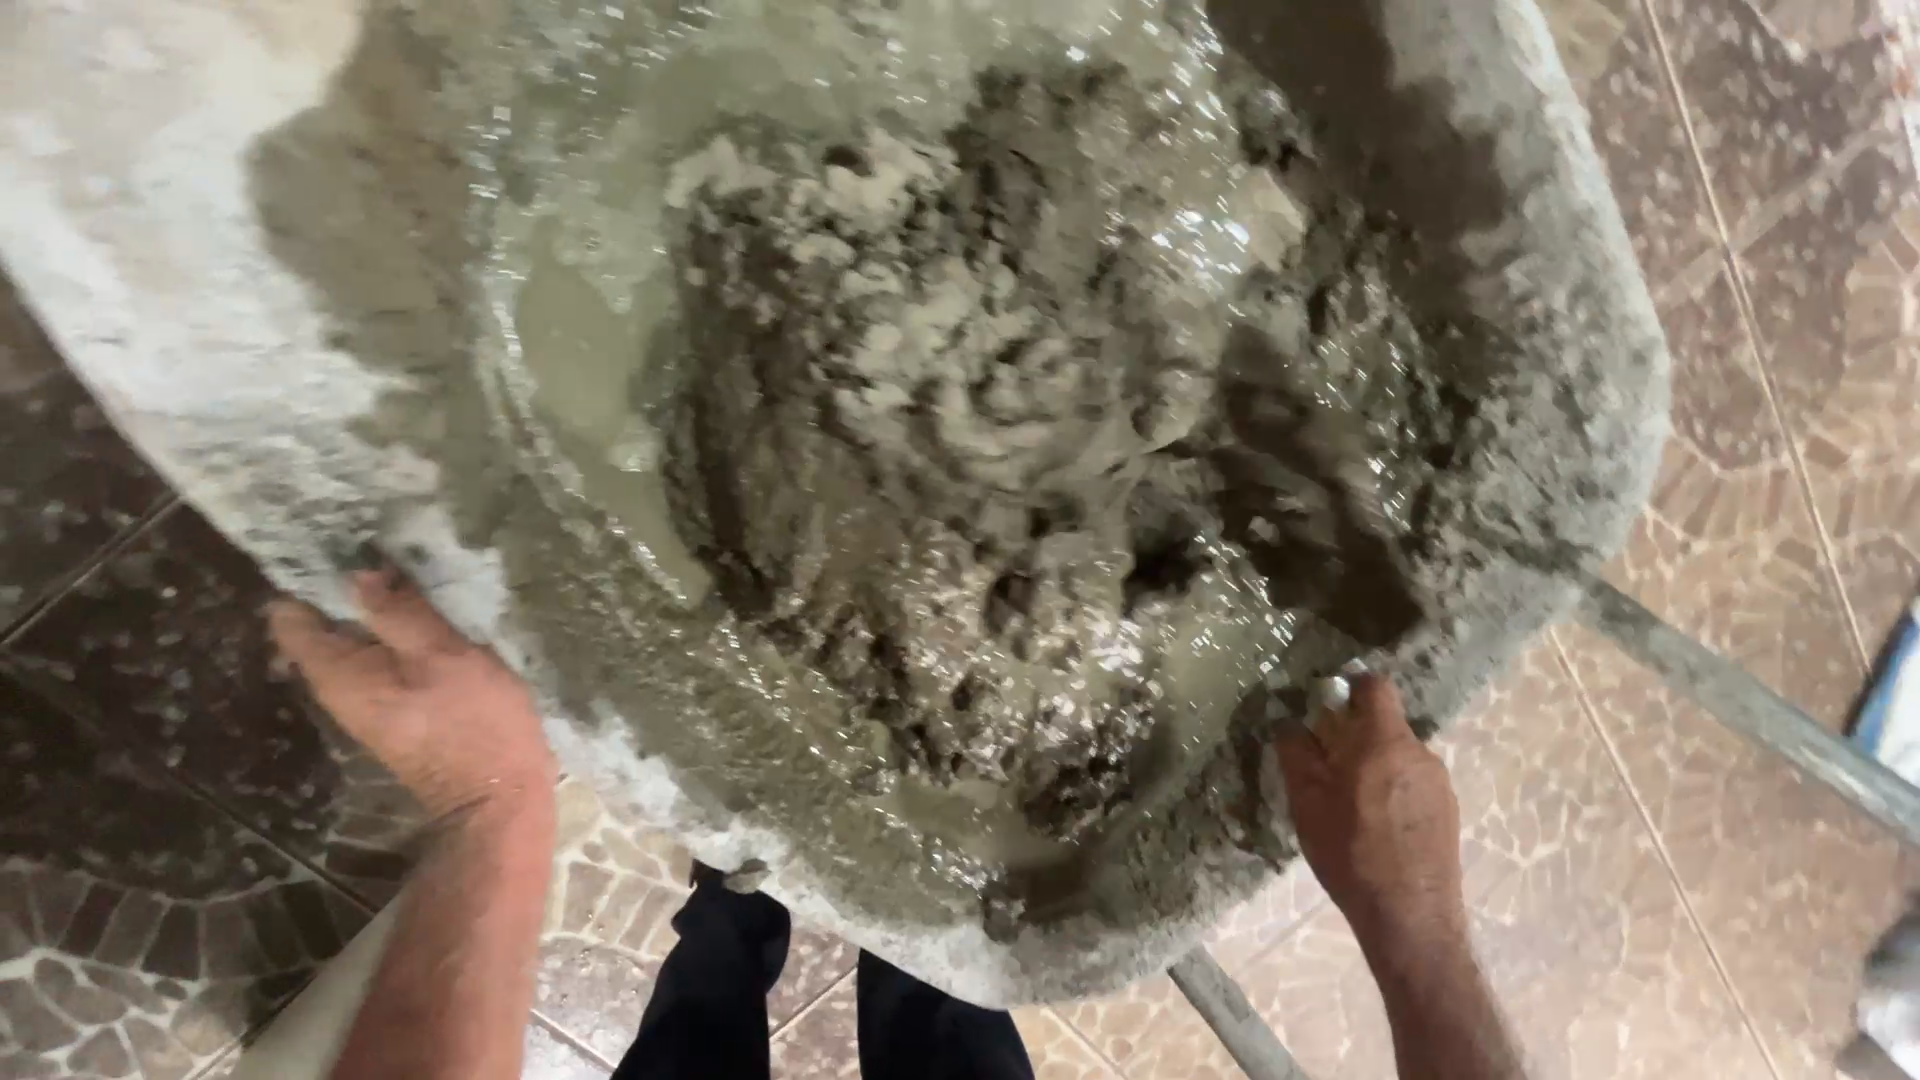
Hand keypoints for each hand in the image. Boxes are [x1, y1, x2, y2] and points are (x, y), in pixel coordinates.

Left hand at [268, 568, 556, 820]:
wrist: (500, 791)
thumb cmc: (473, 721)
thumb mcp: (443, 656)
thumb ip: (401, 614)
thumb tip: (359, 570)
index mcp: (338, 671)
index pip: (292, 613)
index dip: (313, 575)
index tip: (350, 542)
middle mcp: (342, 685)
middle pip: (332, 623)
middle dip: (360, 588)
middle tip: (401, 550)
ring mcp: (374, 698)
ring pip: (368, 639)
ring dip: (392, 610)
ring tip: (428, 576)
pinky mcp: (406, 705)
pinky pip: (393, 657)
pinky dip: (411, 634)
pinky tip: (446, 618)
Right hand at [1275, 674, 1464, 947]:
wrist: (1409, 918)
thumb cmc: (1348, 850)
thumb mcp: (1306, 800)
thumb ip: (1295, 752)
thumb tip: (1287, 721)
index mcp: (1383, 741)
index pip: (1374, 686)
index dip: (1349, 686)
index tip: (1324, 703)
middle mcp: (1419, 753)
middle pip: (1383, 724)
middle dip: (1352, 733)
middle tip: (1323, 762)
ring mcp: (1439, 783)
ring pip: (1397, 754)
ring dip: (1371, 763)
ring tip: (1345, 800)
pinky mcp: (1448, 811)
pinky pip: (1412, 781)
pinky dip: (1389, 787)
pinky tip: (1372, 824)